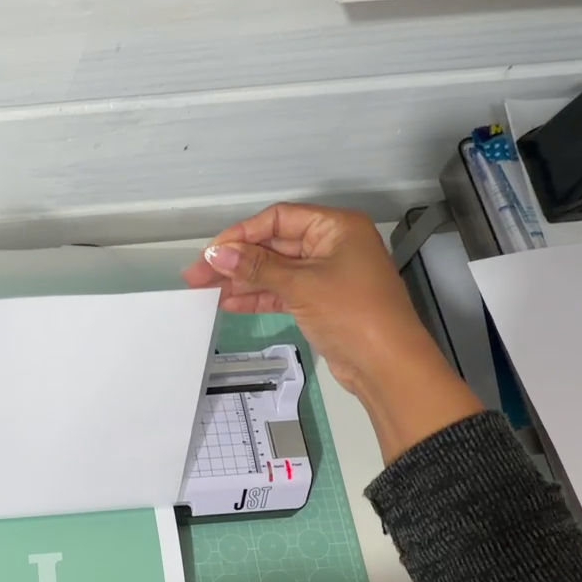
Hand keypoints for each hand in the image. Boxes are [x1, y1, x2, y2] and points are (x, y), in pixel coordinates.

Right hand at [181, 203, 481, 462]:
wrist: (384, 363)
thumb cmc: (351, 312)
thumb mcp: (300, 285)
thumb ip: (255, 268)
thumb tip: (215, 254)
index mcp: (334, 227)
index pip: (278, 219)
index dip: (241, 234)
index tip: (210, 253)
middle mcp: (330, 245)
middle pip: (273, 245)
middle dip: (236, 260)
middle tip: (197, 276)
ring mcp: (324, 275)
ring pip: (273, 271)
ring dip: (241, 281)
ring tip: (205, 292)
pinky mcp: (318, 302)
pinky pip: (280, 292)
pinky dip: (257, 297)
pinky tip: (228, 303)